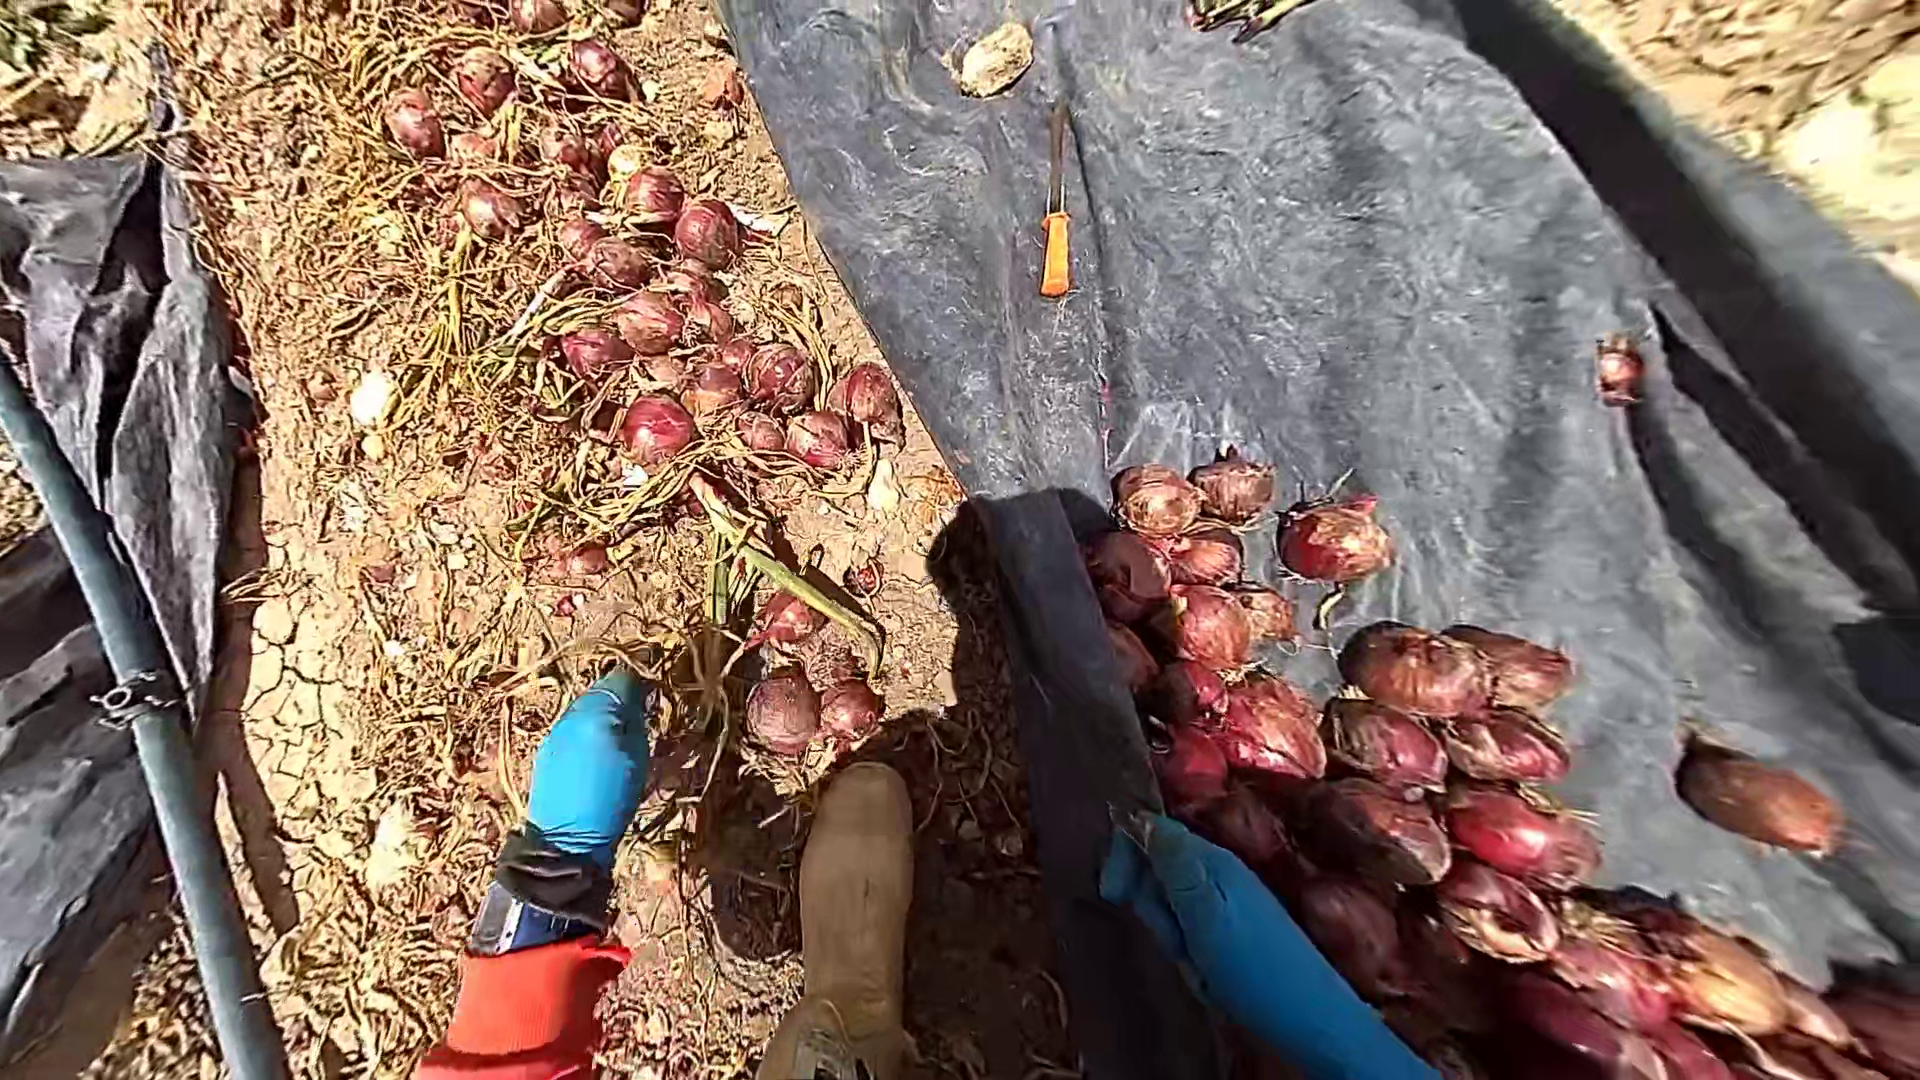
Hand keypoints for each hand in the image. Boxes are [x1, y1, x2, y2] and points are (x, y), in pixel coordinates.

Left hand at [527, 667, 652, 864]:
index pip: (622, 678)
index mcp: (599, 714)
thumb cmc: (613, 797)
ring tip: (620, 732)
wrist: (566, 841)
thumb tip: (639, 698)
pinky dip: (590, 726)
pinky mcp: (547, 748)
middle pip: (602, 688)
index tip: (653, 697)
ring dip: (605, 711)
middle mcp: (572, 715)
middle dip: (622, 696)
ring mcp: (556, 731)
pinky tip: (598, 747)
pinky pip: (574, 723)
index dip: (641, 683)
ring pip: (587, 705)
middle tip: (640, 715)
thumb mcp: (639, 755)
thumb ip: (636, 719)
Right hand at [1099, 815, 1436, 1079]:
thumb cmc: (1254, 965)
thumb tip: (1138, 816)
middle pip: (1156, 866)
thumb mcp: (1203, 909)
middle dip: (1152, 904)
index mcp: (1209, 857)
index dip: (1125, 853)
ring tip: (1194, 963)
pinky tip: (1204, 973)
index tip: (1110, 891)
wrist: (1315, 1025)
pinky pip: (1188, 928)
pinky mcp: (1230, 930)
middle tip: (1173, 939)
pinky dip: (1187, 952)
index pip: (1151, 830)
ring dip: (1170, 933)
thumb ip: (1171, 859)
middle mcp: (1216, 870)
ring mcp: (1225, 900)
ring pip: (1169, 902)